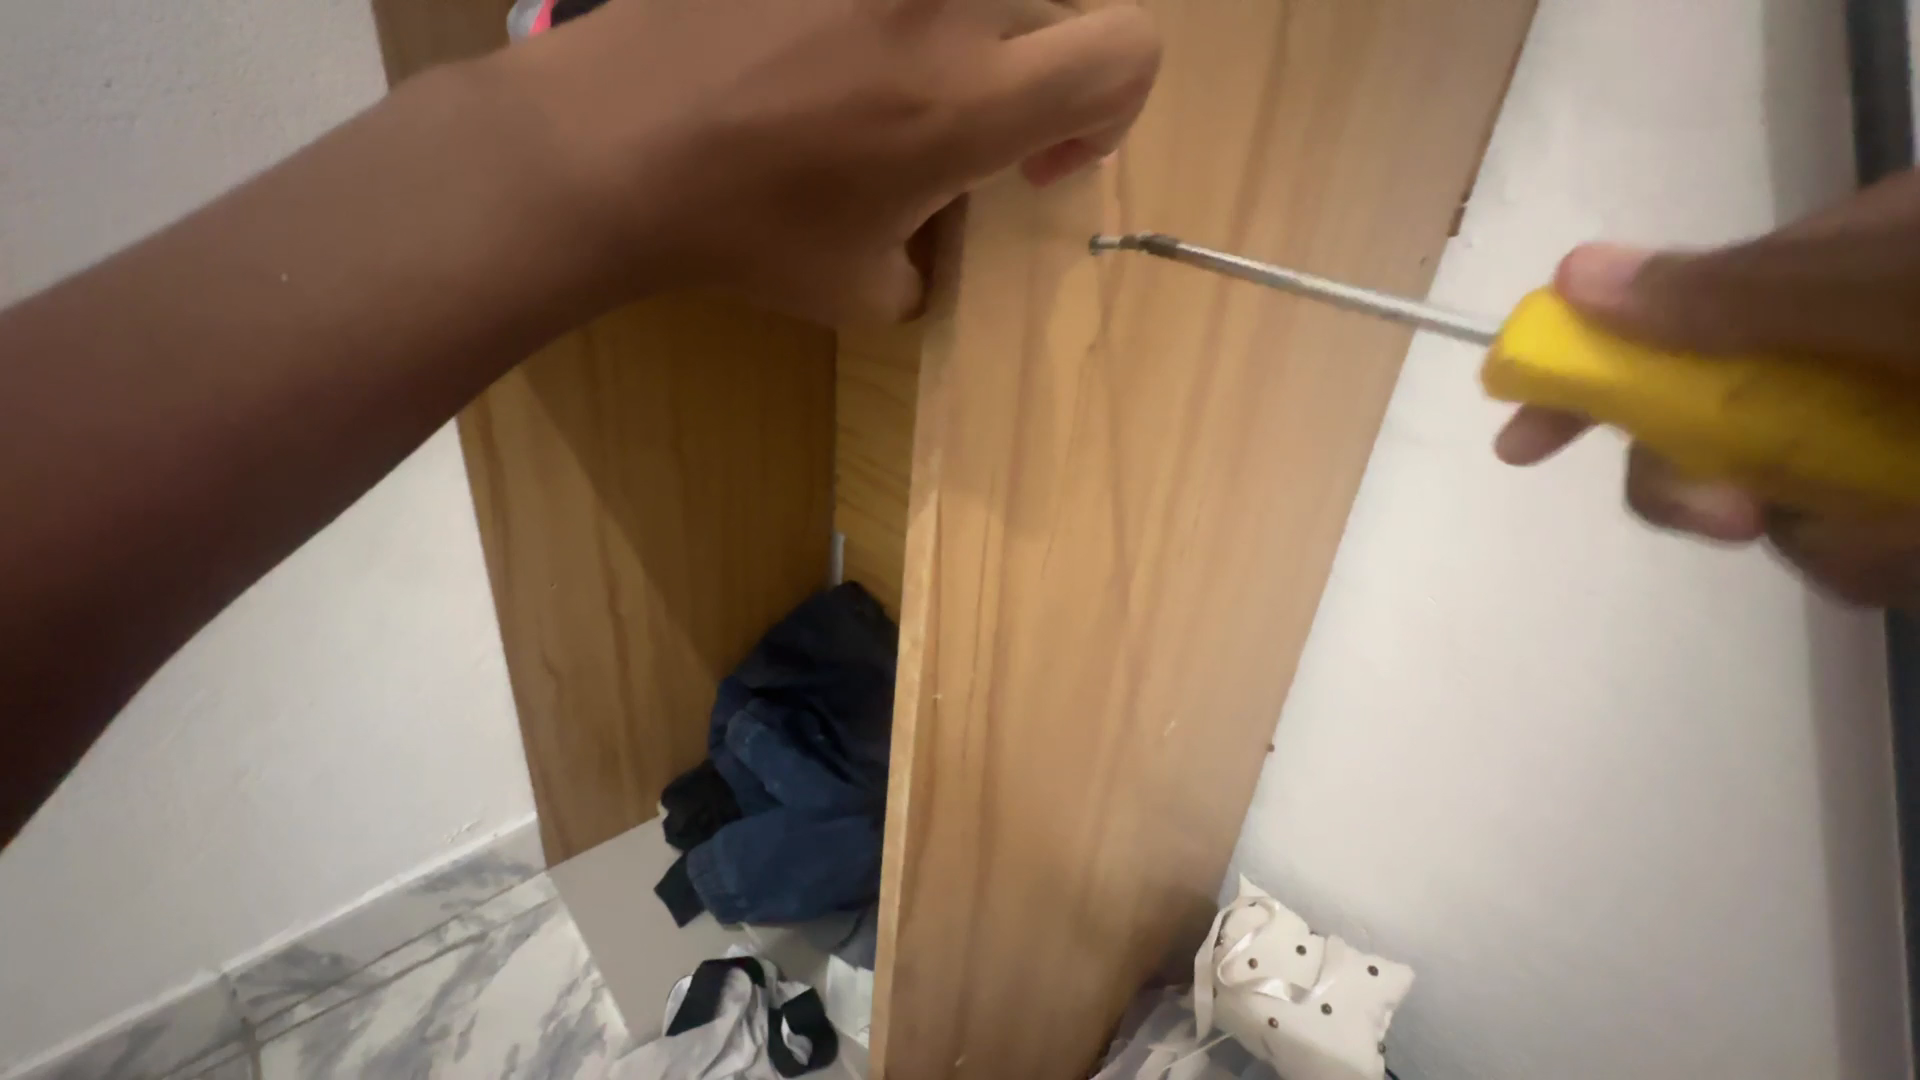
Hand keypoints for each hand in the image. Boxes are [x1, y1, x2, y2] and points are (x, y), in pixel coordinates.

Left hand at [491, 0, 1159, 322]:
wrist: (615, 151)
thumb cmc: (749, 236)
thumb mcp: (866, 293)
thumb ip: (935, 265)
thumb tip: (937, 241)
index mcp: (969, 101)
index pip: (1127, 51)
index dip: (1117, 107)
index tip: (1045, 157)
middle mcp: (943, 0)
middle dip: (1049, 67)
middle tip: (981, 116)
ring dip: (979, 29)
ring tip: (912, 74)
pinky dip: (897, 18)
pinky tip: (844, 45)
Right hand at [1494, 169, 1919, 606]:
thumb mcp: (1912, 286)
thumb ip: (1742, 286)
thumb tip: (1574, 276)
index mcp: (1839, 290)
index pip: (1666, 328)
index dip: (1584, 382)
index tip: (1523, 444)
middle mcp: (1847, 363)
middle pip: (1696, 433)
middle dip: (1690, 485)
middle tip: (1727, 517)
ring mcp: (1890, 440)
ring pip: (1779, 510)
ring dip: (1832, 538)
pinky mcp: (1919, 505)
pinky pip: (1861, 557)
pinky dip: (1888, 561)